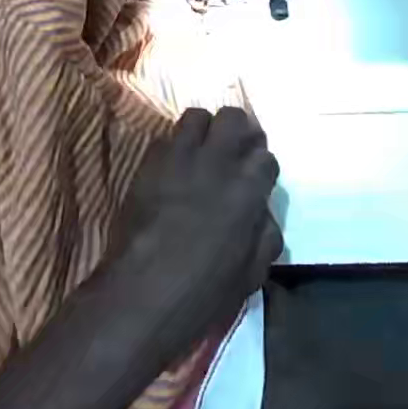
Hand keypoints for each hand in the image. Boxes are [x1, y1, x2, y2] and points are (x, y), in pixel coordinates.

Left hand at [104, 108, 281, 349]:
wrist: (142, 293)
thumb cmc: (204, 293)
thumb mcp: (251, 274)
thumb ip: (264, 234)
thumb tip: (261, 212)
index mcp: (247, 188)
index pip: (265, 157)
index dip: (262, 169)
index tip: (256, 181)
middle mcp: (216, 161)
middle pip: (233, 118)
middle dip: (238, 131)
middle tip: (234, 153)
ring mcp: (179, 156)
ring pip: (197, 116)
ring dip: (204, 130)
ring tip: (202, 152)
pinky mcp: (148, 162)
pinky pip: (165, 138)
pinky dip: (174, 147)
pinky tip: (173, 169)